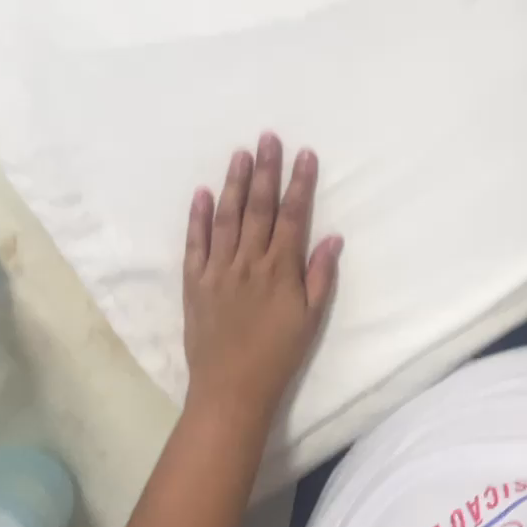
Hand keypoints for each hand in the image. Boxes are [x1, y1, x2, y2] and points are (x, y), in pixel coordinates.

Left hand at [182, 133, 342, 426]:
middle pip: (259, 207)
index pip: (293, 216)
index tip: (305, 154)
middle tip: (268, 137)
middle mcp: (249, 262)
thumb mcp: (311, 318)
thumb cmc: (279, 354)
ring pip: (227, 218)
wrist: (231, 389)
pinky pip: (195, 244)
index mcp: (281, 269)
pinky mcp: (194, 283)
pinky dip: (198, 217)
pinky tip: (202, 193)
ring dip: (234, 183)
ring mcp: (218, 271)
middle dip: (266, 170)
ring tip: (240, 153)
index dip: (300, 183)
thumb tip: (333, 237)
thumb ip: (321, 275)